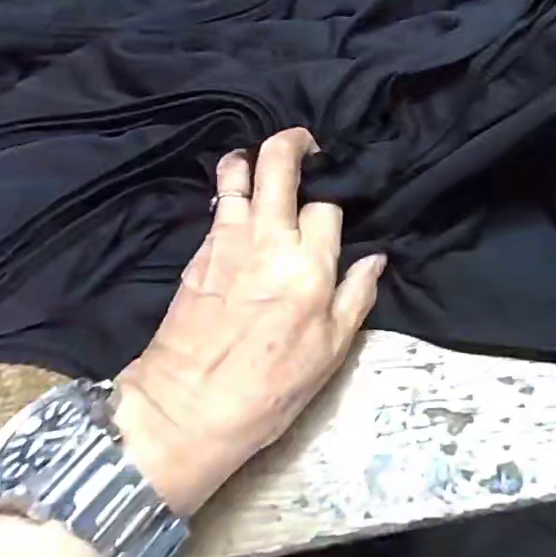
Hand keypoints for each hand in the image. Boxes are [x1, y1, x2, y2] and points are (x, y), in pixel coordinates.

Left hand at [111, 127, 385, 513]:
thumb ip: (356, 296)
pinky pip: (218, 207)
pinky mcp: (196, 255)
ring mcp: (225, 242)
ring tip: (263, 162)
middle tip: (305, 142)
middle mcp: (267, 240)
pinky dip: (229, 192)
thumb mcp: (330, 352)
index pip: (327, 207)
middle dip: (292, 143)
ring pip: (236, 176)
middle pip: (277, 167)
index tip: (336, 218)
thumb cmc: (268, 388)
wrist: (179, 415)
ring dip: (251, 160)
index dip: (335, 207)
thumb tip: (376, 259)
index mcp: (307, 265)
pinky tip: (238, 202)